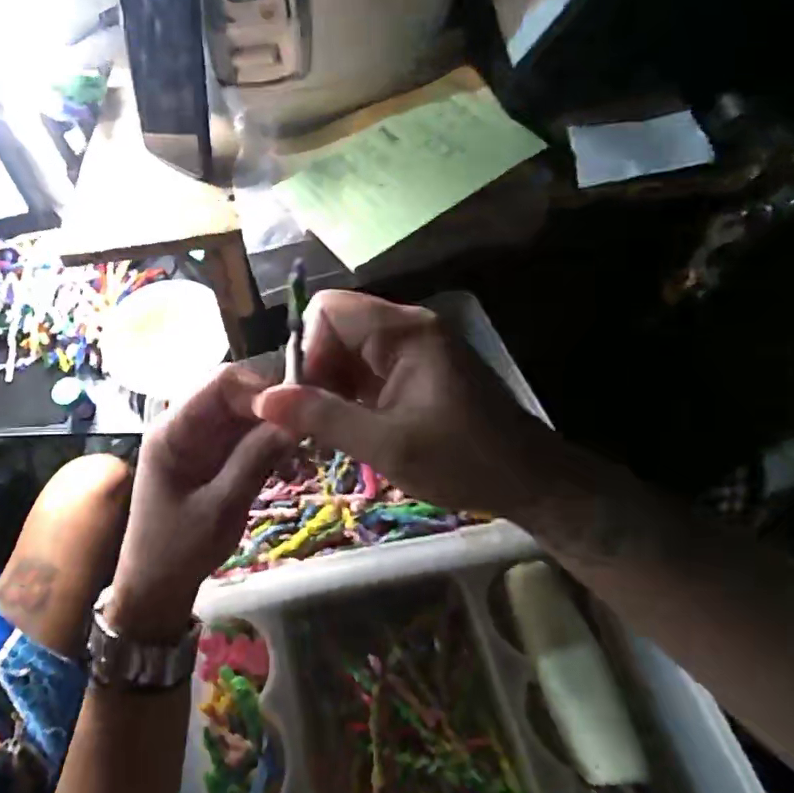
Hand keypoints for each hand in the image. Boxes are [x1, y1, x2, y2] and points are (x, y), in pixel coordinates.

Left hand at [112, 366, 293, 639]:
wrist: (155, 586)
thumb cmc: (178, 550)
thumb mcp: (219, 509)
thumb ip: (254, 462)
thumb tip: (295, 420)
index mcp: (172, 430)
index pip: (220, 383)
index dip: (262, 386)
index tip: (301, 406)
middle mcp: (185, 424)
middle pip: (236, 391)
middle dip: (276, 402)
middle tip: (315, 421)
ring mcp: (200, 439)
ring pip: (246, 411)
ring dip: (277, 423)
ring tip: (309, 445)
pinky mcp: (213, 456)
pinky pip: (246, 434)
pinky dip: (271, 442)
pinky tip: (294, 461)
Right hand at [253, 290, 549, 513]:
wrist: (530, 481)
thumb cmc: (463, 461)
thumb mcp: (386, 446)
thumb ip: (323, 418)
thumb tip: (263, 399)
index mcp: (405, 332)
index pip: (329, 311)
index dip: (309, 351)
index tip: (308, 400)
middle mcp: (409, 328)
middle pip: (336, 328)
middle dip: (317, 371)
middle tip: (316, 420)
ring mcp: (415, 348)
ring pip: (348, 350)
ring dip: (331, 386)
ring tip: (332, 429)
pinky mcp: (417, 370)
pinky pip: (367, 368)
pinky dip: (350, 394)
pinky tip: (352, 427)